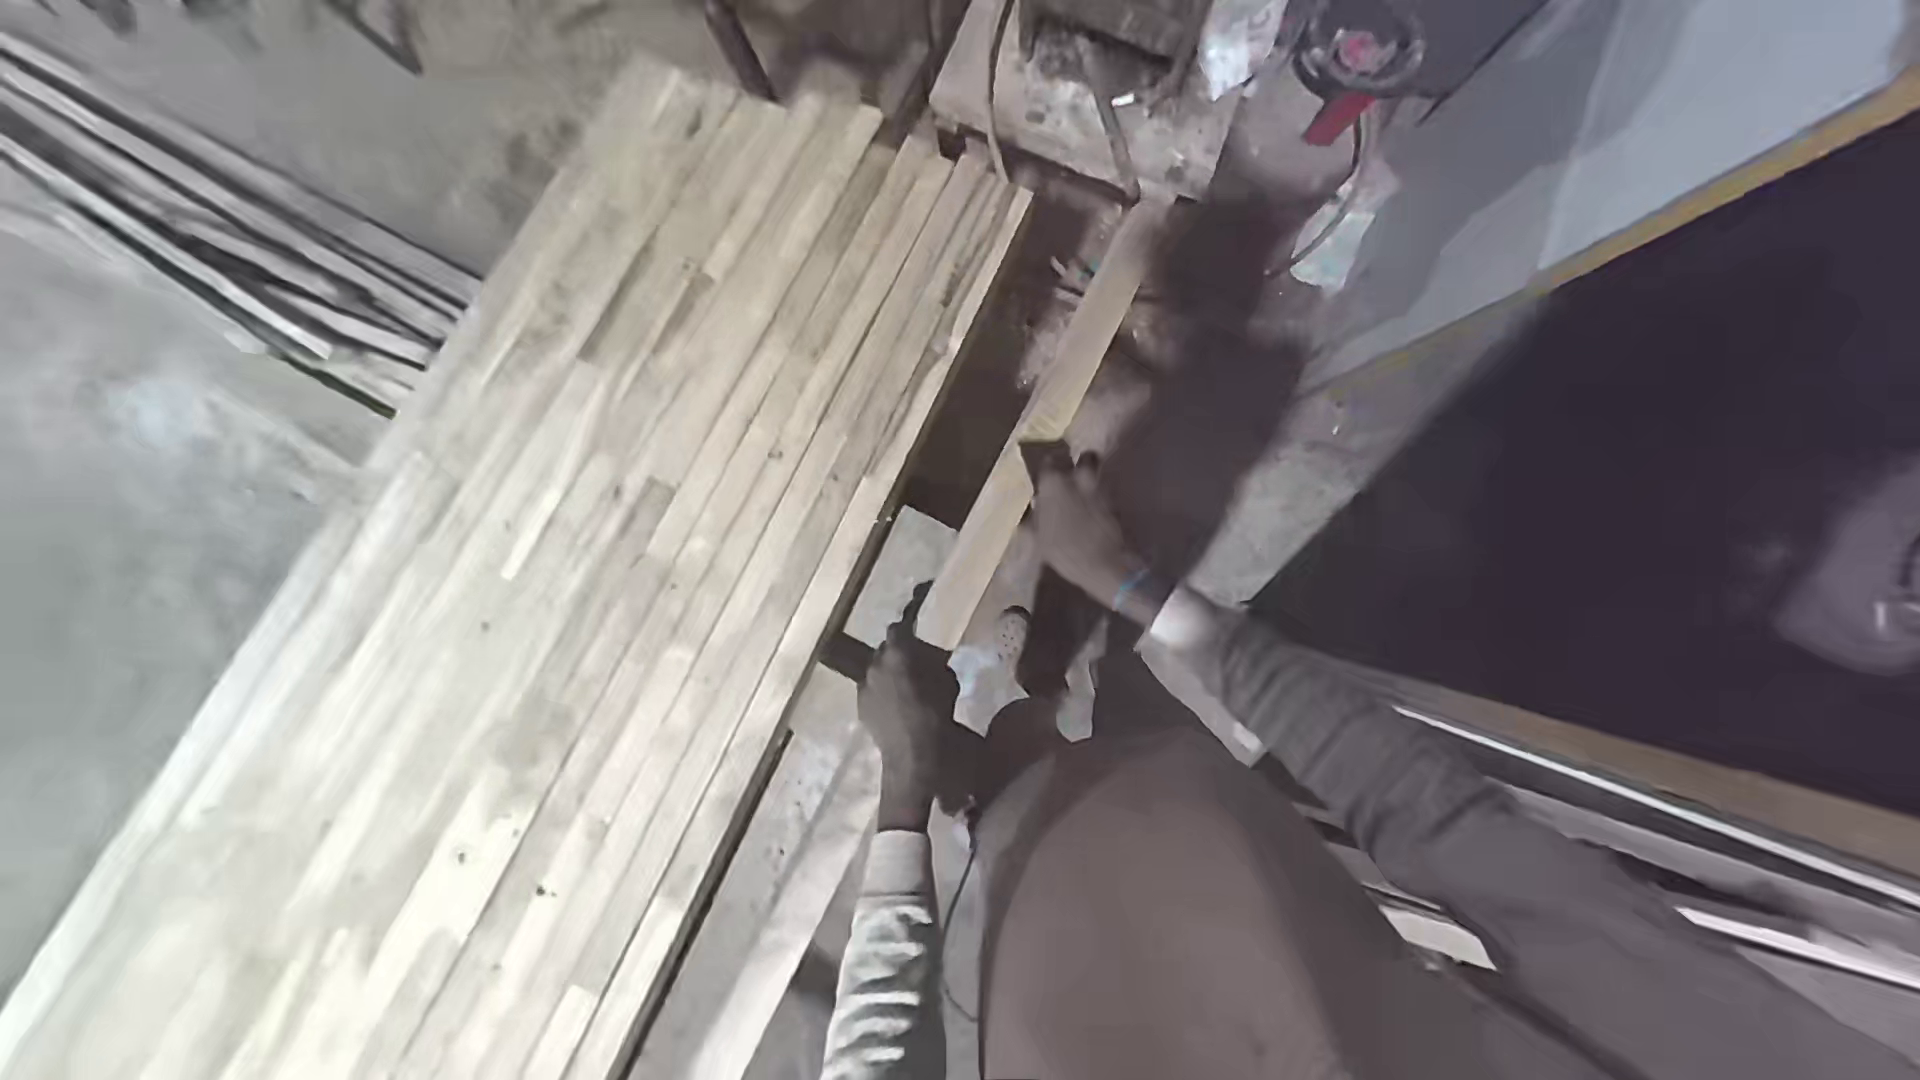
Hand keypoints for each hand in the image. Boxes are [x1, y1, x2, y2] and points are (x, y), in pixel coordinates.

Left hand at [859, 594, 960, 831]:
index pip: (901, 625)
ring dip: (889, 670)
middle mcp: (876, 663)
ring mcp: (865, 685)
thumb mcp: (947, 684)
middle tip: (916, 660)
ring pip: (877, 668)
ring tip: (906, 683)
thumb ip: (936, 664)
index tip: (916, 608)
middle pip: (887, 647)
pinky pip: (872, 687)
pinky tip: (896, 702)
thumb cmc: (938, 716)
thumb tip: (932, 658)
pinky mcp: (861, 704)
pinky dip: (882, 689)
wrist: (914, 756)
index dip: (910, 617)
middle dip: (900, 650)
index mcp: (898, 653)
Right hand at [1025, 443, 1168, 624]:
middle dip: (1078, 462)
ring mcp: (1100, 486)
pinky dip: (1099, 493)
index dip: (1047, 466)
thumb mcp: (1038, 537)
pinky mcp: (1116, 499)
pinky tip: (1093, 507)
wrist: (1104, 563)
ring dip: (1091, 476)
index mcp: (1053, 482)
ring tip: (1083, 490)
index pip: (1048, 460)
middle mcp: (1078, 477)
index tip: (1044, 474)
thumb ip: (1032, 517)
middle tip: (1071, 475)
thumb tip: (1029, 508)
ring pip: (1098, 471)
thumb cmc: (1063, 550)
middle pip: (1084, 456)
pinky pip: (1105, 488)